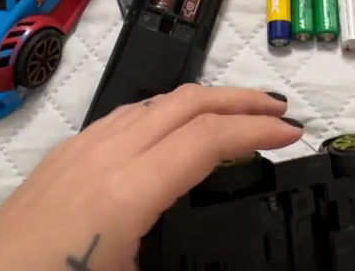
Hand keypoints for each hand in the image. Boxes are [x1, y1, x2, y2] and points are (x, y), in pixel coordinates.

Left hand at [0, 85, 303, 270]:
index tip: (293, 134)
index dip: (256, 130)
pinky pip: (125, 116)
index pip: (207, 140)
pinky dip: (166, 112)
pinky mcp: (61, 159)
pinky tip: (173, 131)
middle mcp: (103, 155)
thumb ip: (180, 259)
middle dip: (239, 99)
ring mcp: (78, 151)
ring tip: (235, 116)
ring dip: (203, 101)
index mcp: (125, 193)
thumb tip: (218, 257)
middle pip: (186, 102)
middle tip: (280, 111)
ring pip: (155, 102)